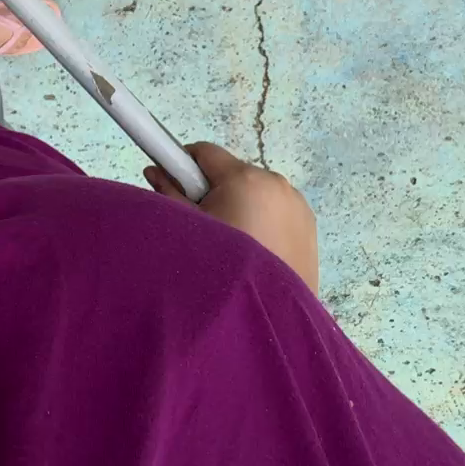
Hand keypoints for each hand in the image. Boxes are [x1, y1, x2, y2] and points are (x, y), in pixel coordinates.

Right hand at [145, 142, 318, 292]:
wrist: (268, 313)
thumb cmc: (222, 263)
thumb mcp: (187, 226)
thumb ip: (169, 192)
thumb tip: (154, 170)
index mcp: (244, 178)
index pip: (205, 151)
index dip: (184, 165)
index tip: (175, 185)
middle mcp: (276, 183)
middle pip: (231, 173)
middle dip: (213, 189)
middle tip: (203, 224)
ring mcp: (298, 205)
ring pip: (254, 191)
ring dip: (239, 204)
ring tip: (231, 243)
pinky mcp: (310, 226)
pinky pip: (275, 210)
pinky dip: (260, 219)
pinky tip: (253, 251)